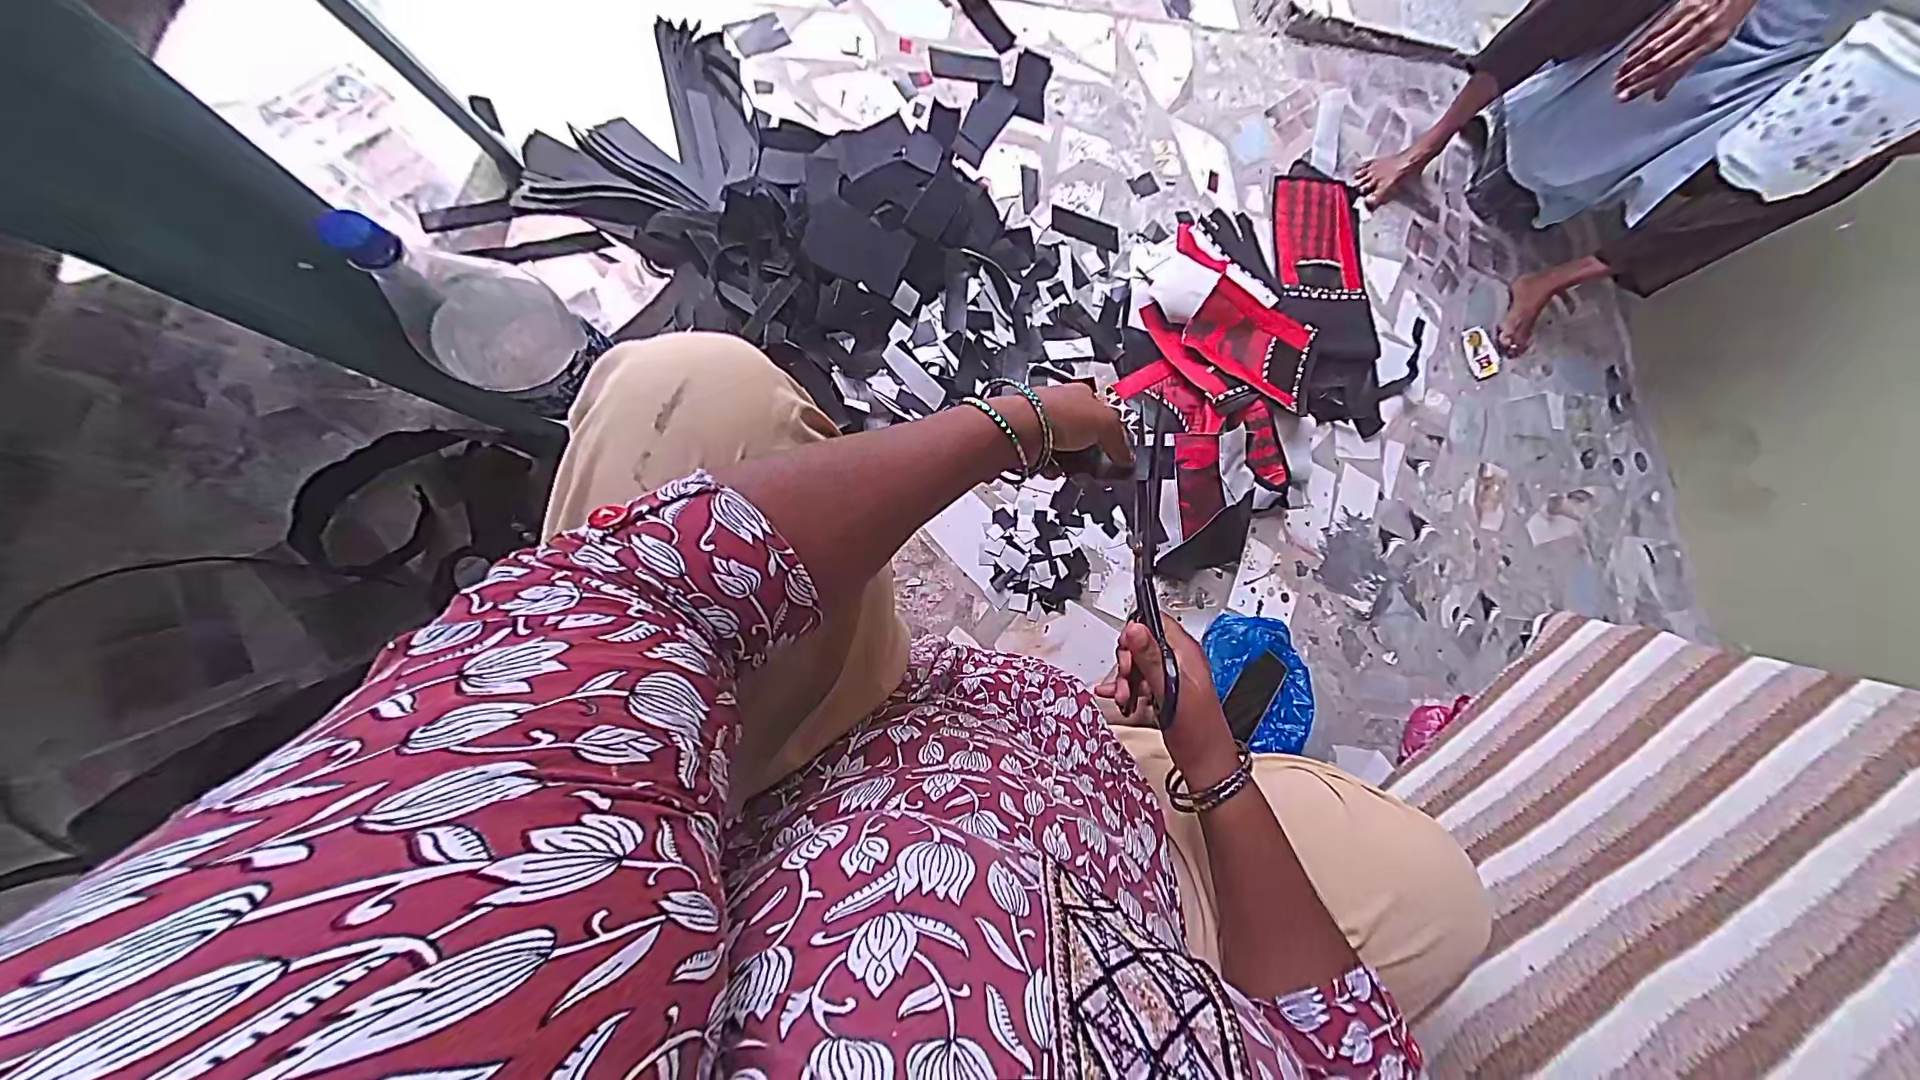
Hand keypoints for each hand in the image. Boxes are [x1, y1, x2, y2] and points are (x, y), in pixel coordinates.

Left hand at [1029, 382, 1133, 468]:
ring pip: (1069, 453)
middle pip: (1087, 438)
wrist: (1020, 429)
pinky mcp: (1032, 445)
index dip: (1115, 436)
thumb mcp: (1105, 423)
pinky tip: (1055, 469)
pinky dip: (1054, 469)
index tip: (1119, 453)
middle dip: (1092, 455)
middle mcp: (1064, 407)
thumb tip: (1127, 456)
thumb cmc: (1056, 413)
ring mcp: (1046, 426)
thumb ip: (1120, 440)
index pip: (1107, 416)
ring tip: (1073, 469)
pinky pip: (1050, 463)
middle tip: (1096, 465)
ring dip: (1074, 465)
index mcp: (1084, 393)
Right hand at [1095, 618, 1239, 784]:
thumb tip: (1135, 628)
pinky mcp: (1165, 691)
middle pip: (1141, 643)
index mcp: (1185, 653)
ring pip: (1138, 664)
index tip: (1126, 653)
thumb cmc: (1197, 733)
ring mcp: (1172, 676)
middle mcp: (1179, 661)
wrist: (1206, 765)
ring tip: (1124, 697)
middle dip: (1127, 662)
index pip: (1155, 622)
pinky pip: (1140, 681)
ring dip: (1125, 679)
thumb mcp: (1169, 690)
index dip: (1134, 633)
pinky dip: (1128, 689)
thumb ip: (1150, 657)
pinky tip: (1120, 699)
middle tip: (1126, 680)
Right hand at [1615, 0, 1754, 100]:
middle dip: (1634, 76)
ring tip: (1617, 77)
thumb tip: (1659, 94)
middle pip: (1660, 59)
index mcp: (1712, 41)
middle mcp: (1701, 30)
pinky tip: (1627, 56)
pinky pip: (1658, 29)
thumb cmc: (1733, 12)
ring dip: (1633, 63)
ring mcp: (1692, 18)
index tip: (1625, 96)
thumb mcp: (1717, 40)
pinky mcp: (1685, 6)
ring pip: (1656, 46)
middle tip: (1616, 89)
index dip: (1645, 85)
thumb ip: (1687, 66)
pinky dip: (1640, 44)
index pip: (1671, 70)